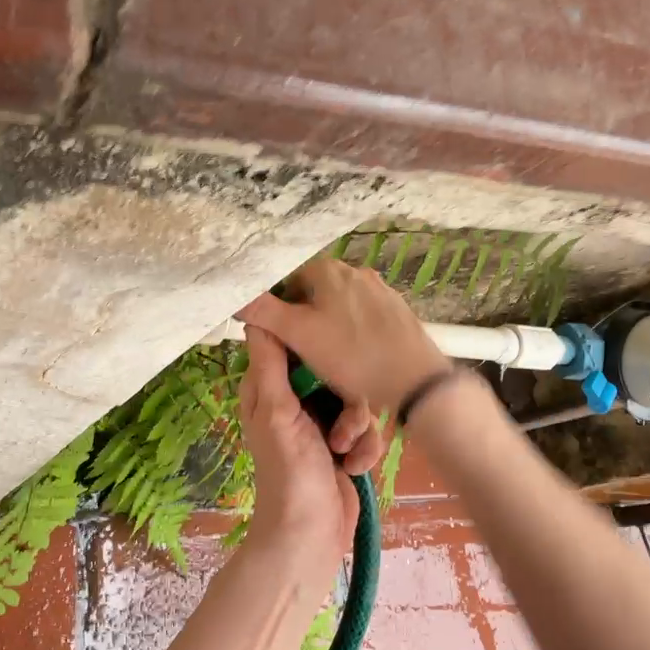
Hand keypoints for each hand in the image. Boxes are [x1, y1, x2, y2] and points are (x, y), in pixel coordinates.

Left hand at [236, 326, 386, 560]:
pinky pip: (367, 429)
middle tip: (341, 423)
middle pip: (334, 370)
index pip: (293, 345)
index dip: (315, 342)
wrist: (312, 534)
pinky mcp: (345, 445)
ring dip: (358, 428)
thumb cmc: (289, 471)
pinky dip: (364, 449)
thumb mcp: (276, 411)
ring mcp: (321, 423)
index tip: (336, 344)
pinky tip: (354, 467)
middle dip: (348, 399)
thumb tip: (254, 315)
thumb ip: (270, 364)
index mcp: (268, 386)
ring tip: (344, 452)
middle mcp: (293, 400)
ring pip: (356, 399)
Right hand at [238, 259, 451, 414]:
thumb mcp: (299, 335)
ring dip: (327, 326)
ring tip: (326, 359)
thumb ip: (263, 313)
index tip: (277, 334)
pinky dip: (352, 334)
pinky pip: (362, 318)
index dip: (276, 306)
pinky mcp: (397, 311)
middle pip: (314, 291)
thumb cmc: (351, 354)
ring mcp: (380, 290)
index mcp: (328, 269)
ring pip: (339, 305)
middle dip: (302, 318)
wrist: (415, 381)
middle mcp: (355, 271)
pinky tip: (354, 359)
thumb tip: (234, 296)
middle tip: (299, 350)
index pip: (288, 277)